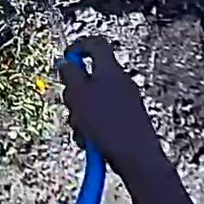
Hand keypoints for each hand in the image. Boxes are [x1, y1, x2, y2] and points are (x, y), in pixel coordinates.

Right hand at [59, 35, 169, 180]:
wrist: (138, 160)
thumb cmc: (108, 125)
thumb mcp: (79, 95)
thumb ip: (70, 75)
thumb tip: (66, 63)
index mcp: (110, 70)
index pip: (95, 44)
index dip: (78, 47)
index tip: (66, 59)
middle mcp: (120, 82)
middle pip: (90, 76)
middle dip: (75, 91)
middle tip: (72, 104)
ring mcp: (125, 102)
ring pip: (93, 100)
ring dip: (81, 114)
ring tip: (83, 131)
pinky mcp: (126, 121)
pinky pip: (101, 117)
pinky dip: (92, 127)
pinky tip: (91, 142)